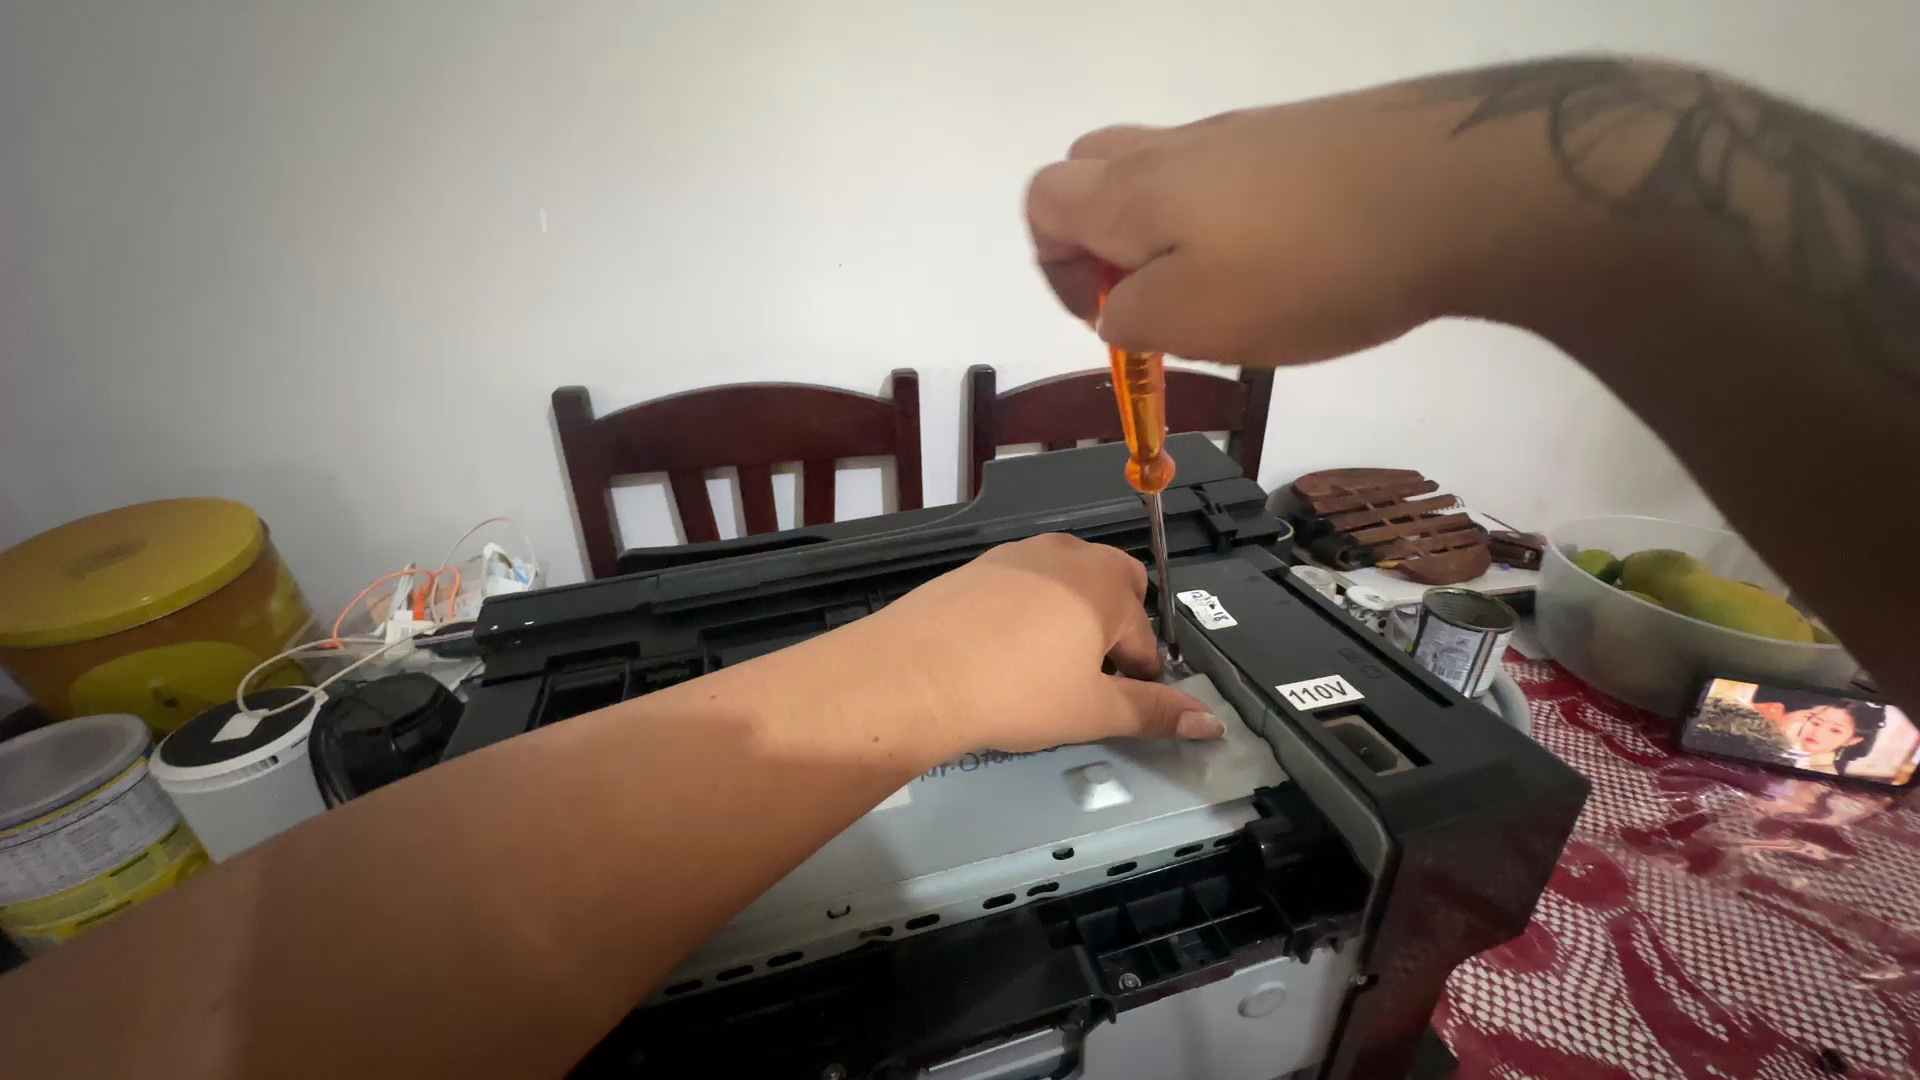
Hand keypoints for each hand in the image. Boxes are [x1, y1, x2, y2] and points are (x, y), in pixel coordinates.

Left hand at [849, 533, 1222, 754]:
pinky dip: (1029, 607)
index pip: (1146, 637)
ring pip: (1066, 578)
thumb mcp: (1093, 710)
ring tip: (1044, 662)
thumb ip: (1156, 713)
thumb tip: (1214, 724)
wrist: (916, 672)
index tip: (1122, 703)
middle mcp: (1068, 555)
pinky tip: (1002, 646)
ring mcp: (1018, 554)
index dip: (1141, 676)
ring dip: (1072, 613)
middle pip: (1115, 584)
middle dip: (1116, 626)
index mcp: (1107, 584)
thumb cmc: (1018, 691)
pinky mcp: (978, 564)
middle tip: (1089, 674)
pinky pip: (1023, 581)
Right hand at [1025, 78, 1576, 365]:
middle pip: (1091, 172)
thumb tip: (1116, 308)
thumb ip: (1126, 318)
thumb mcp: (1188, 321)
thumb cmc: (1301, 268)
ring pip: (1163, 175)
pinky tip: (1278, 267)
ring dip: (1162, 235)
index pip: (1042, 202)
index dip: (1053, 267)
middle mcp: (1175, 149)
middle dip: (1095, 240)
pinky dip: (1221, 223)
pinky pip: (1228, 178)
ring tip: (1219, 293)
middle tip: (1147, 296)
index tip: (1104, 314)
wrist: (1459, 190)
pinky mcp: (1302, 139)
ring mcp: (1242, 136)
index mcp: (1131, 191)